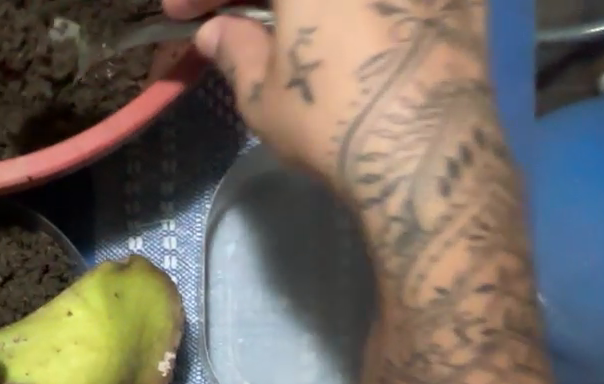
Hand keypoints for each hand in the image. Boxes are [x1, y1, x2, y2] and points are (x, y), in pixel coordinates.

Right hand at [167, 0, 492, 195]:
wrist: (423, 148)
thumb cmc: (328, 121)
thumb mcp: (264, 96)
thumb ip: (237, 50)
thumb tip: (216, 31)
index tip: (179, 13)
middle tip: (231, 18)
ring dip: (308, 12)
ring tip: (287, 30)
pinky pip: (392, 1)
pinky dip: (368, 14)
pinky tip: (353, 35)